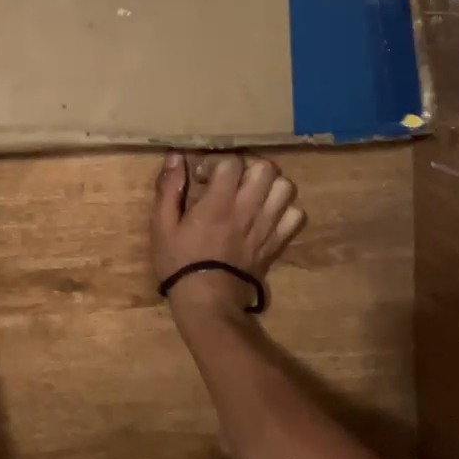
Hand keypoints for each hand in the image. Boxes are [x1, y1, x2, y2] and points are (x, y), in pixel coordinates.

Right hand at [151, 151, 305, 319]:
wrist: (208, 302)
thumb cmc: (180, 261)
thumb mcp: (162, 224)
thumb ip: (168, 188)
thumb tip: (175, 157)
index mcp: (218, 202)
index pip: (232, 162)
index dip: (217, 163)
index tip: (203, 178)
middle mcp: (247, 208)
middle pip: (266, 168)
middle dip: (248, 167)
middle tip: (233, 181)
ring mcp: (267, 226)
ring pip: (285, 188)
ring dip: (270, 185)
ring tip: (253, 195)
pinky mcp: (278, 242)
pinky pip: (297, 216)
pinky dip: (285, 210)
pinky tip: (268, 215)